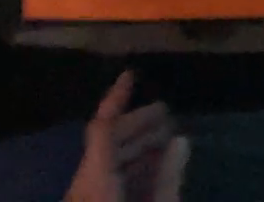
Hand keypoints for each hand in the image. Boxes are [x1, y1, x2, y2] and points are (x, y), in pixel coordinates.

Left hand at [64, 72, 188, 201]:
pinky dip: (129, 169)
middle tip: (166, 114)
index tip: (130, 74)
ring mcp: (84, 196)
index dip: (116, 98)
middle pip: (107, 142)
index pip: (103, 127)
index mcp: (96, 180)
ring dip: (135, 147)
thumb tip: (180, 141)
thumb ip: (167, 179)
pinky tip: (152, 169)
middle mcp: (85, 183)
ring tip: (165, 139)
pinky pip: (105, 179)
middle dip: (137, 124)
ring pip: (107, 161)